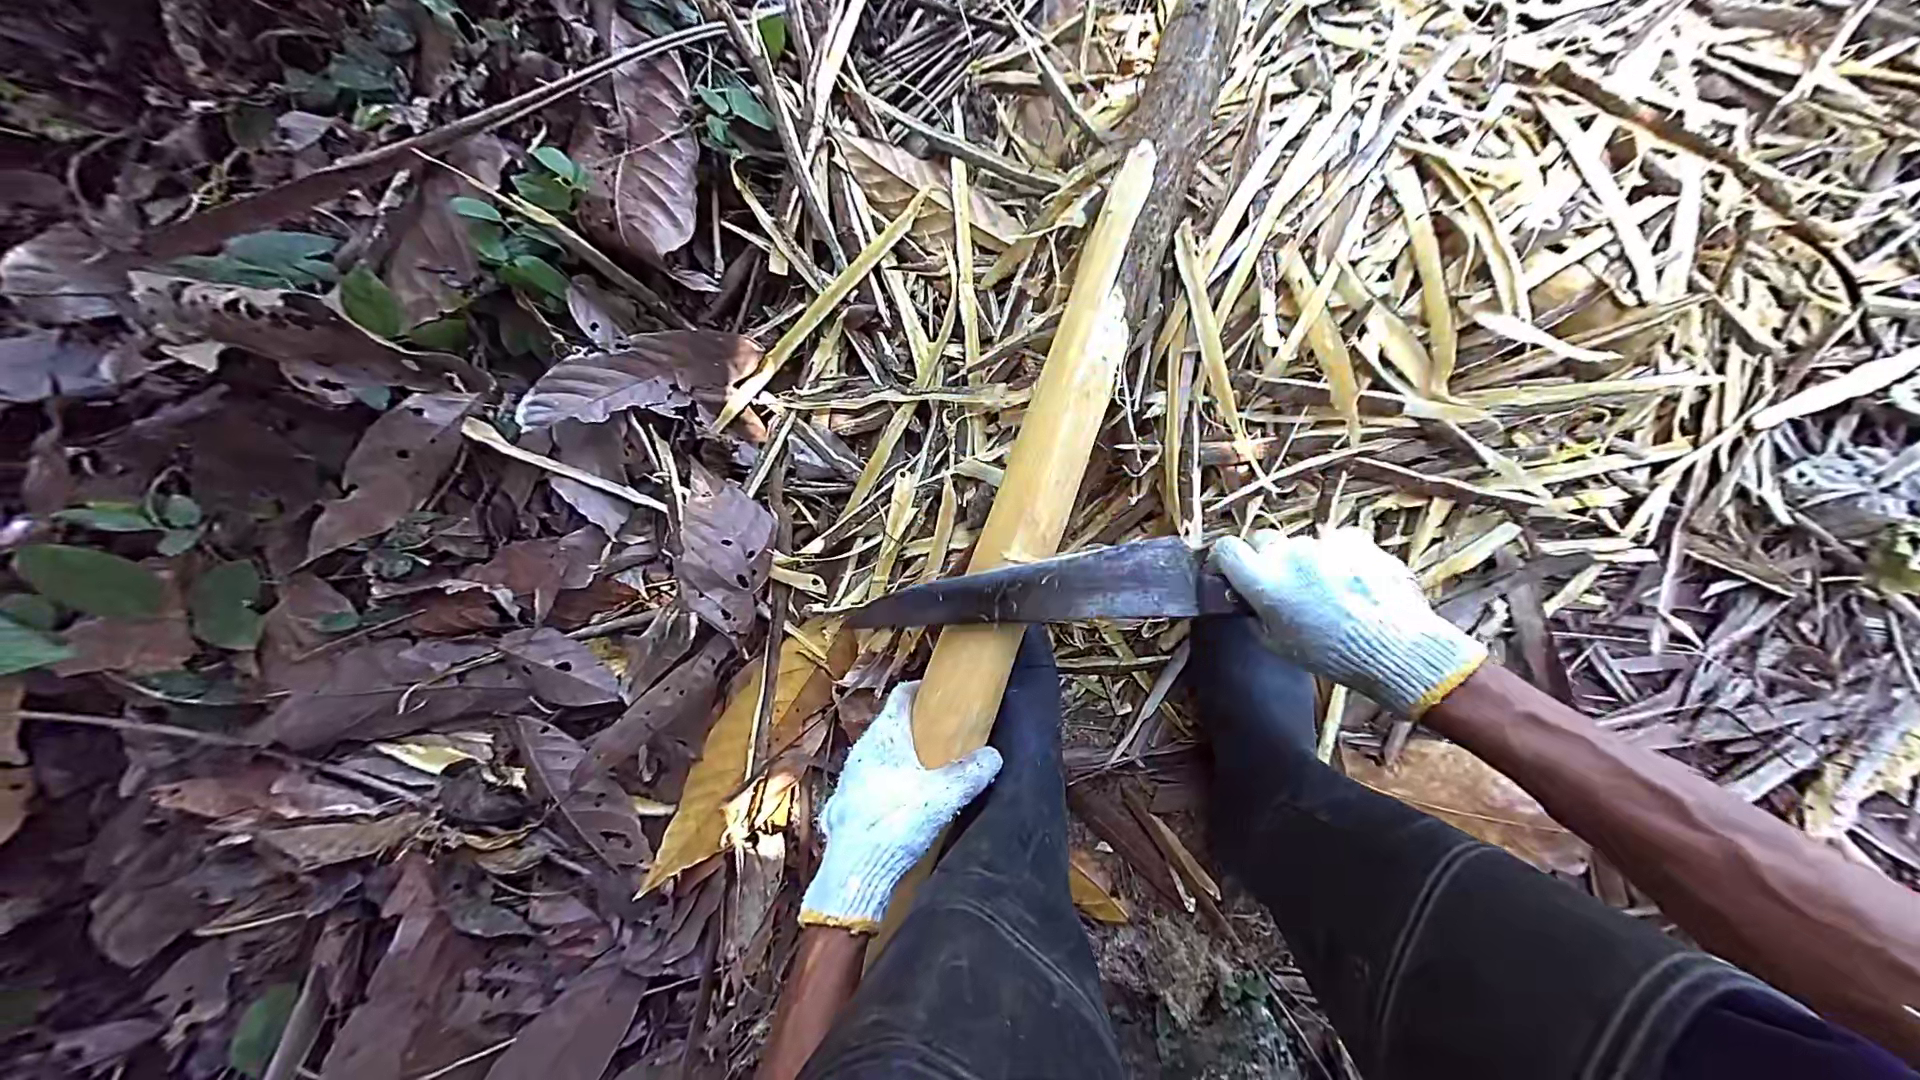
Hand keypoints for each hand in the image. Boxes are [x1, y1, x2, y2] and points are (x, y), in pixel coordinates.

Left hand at [799, 681, 1001, 931]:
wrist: (854, 874)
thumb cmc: (895, 823)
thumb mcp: (943, 795)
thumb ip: (970, 773)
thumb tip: (993, 756)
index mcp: (884, 736)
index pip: (901, 695)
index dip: (919, 689)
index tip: (936, 692)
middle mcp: (862, 750)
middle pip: (890, 725)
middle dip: (913, 727)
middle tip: (940, 735)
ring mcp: (849, 778)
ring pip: (877, 754)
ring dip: (898, 756)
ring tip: (923, 771)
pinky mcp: (844, 804)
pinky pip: (868, 782)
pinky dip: (884, 783)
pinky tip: (899, 803)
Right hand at [1209, 527, 1486, 717]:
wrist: (1397, 650)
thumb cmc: (1332, 654)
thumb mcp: (1275, 643)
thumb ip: (1252, 613)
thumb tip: (1245, 599)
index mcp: (1262, 579)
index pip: (1225, 548)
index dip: (1223, 559)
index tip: (1228, 570)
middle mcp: (1288, 554)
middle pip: (1262, 540)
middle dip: (1264, 558)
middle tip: (1278, 585)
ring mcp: (1324, 544)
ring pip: (1301, 544)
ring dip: (1304, 560)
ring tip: (1324, 591)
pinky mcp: (1356, 541)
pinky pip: (1336, 542)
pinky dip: (1338, 557)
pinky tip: (1348, 581)